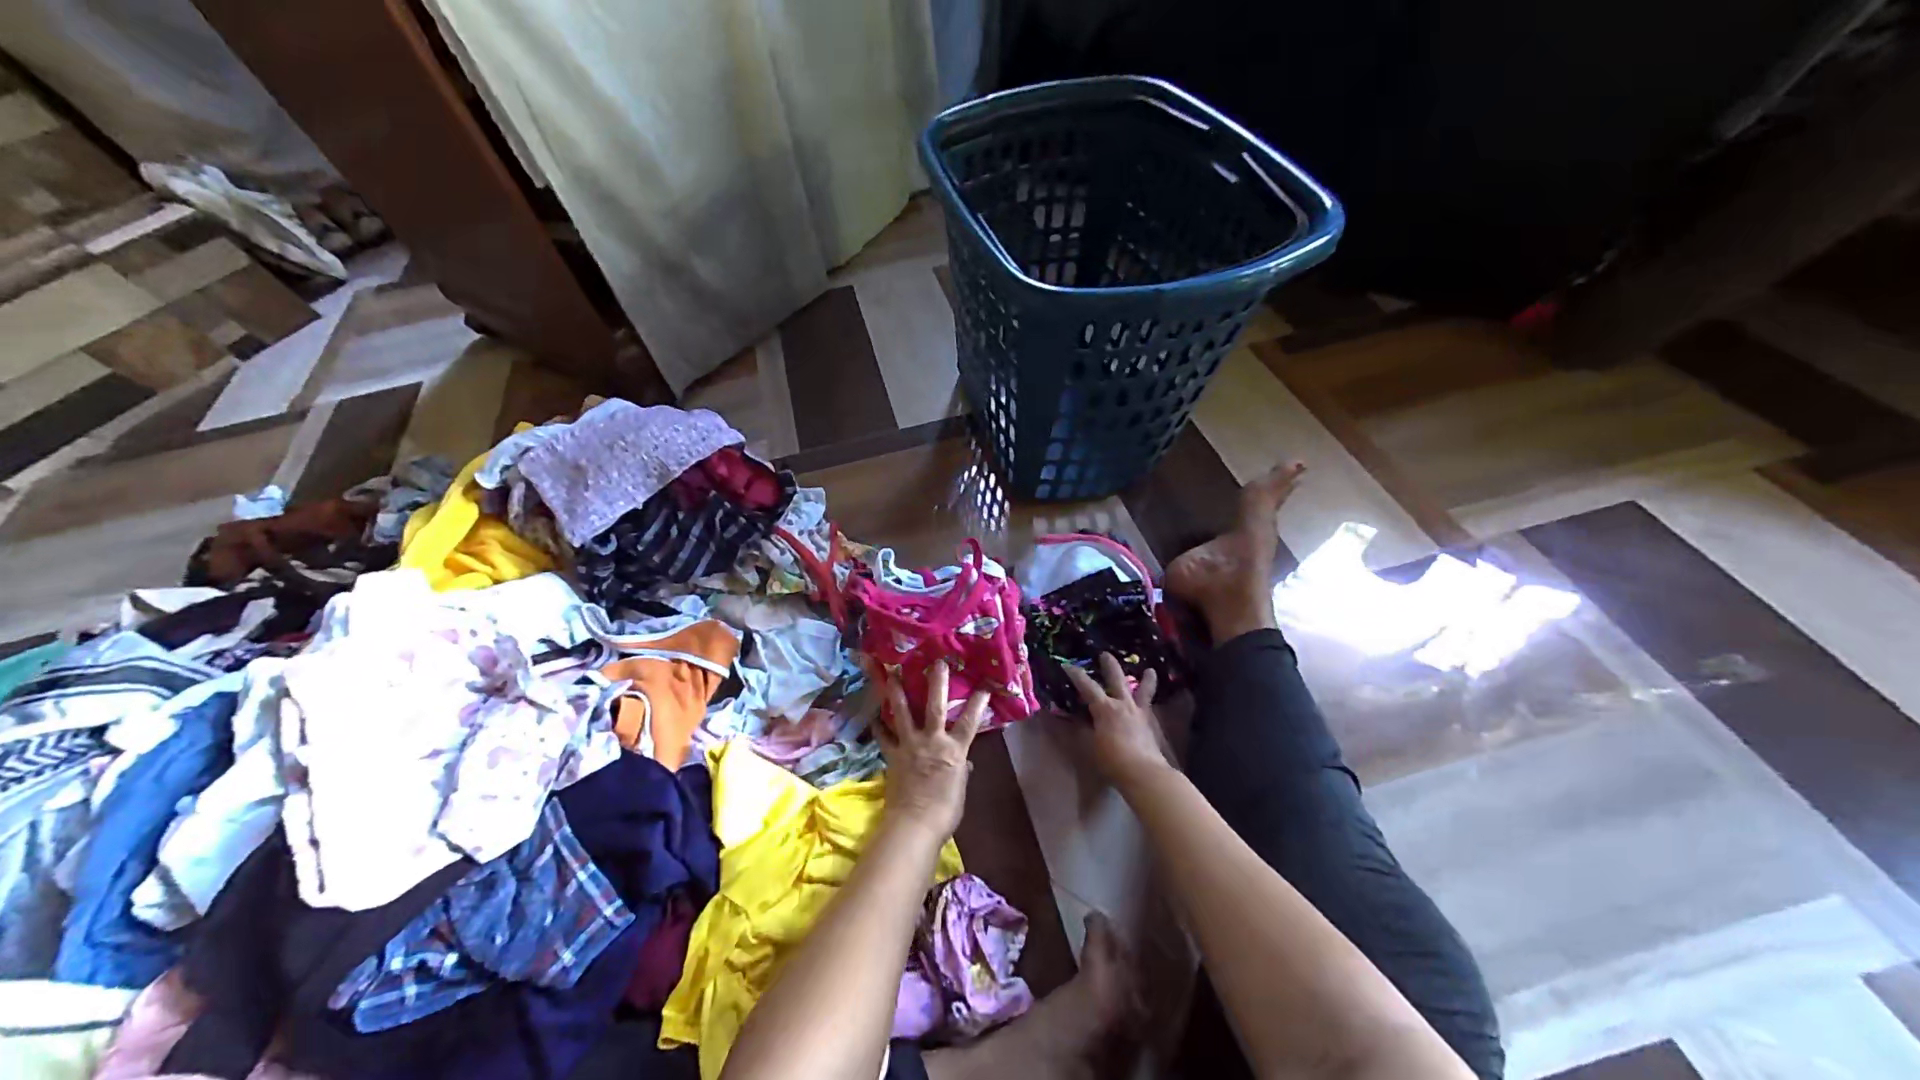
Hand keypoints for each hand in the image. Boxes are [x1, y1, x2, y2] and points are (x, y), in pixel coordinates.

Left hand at [877, 660, 986, 840]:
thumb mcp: (960, 789)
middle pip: (935, 706)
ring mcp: (909, 746)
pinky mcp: (892, 755)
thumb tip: (965, 762)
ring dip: (896, 692)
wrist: (914, 825)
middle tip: (936, 661)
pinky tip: (873, 715)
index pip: (970, 721)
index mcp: (954, 751)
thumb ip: (961, 771)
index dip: (978, 702)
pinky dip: (878, 725)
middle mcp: (932, 741)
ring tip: (891, 673)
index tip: (984, 684)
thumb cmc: (945, 811)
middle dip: (937, 682)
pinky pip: (883, 736)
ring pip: (902, 713)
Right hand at [1065, 653, 1172, 790]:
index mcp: (1104, 708)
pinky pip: (1150, 707)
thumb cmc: (1112, 759)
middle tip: (1105, 654)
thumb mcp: (1090, 745)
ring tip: (1149, 670)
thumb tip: (1073, 718)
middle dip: (1110, 666)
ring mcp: (1139, 713)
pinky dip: (1150, 701)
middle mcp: (1123, 704)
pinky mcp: (1151, 724)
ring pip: (1143, 690)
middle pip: (1117, 679)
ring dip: (1146, 680)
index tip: (1067, 665)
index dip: (1076, 675)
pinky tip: (1150, 703)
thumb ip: (1082, 729)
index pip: (1087, 686)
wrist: (1144, 772)